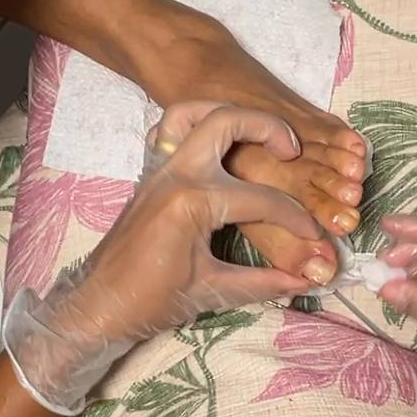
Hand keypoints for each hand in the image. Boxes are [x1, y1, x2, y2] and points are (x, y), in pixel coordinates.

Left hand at [4, 102, 320, 414]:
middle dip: (268, 127)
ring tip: (255, 134)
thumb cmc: (151, 301)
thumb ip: (265, 282)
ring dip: (226, 113)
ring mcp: (158, 168)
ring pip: (191, 111)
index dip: (296, 219)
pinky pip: (170, 129)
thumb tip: (310, 278)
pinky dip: (196, 124)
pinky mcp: (150, 173)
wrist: (99, 305)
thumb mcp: (214, 292)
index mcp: (192, 201)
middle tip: (292, 151)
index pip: (261, 199)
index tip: (316, 235)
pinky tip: (218, 147)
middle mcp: (175, 174)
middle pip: (226, 120)